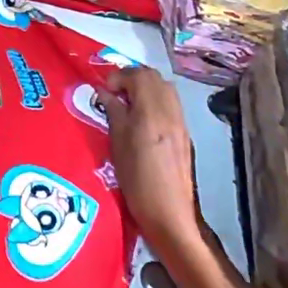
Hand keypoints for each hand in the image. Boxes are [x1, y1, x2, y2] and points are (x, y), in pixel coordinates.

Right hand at [102, 67, 200, 253]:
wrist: (168, 212)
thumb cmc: (136, 179)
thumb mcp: (117, 143)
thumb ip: (113, 112)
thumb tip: (104, 92)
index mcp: (151, 111)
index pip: (137, 75)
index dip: (117, 77)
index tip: (103, 91)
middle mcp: (170, 111)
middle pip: (153, 77)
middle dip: (131, 79)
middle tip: (113, 95)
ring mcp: (180, 122)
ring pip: (164, 88)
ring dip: (145, 89)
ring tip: (127, 106)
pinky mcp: (184, 134)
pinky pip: (170, 104)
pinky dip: (155, 101)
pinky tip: (142, 121)